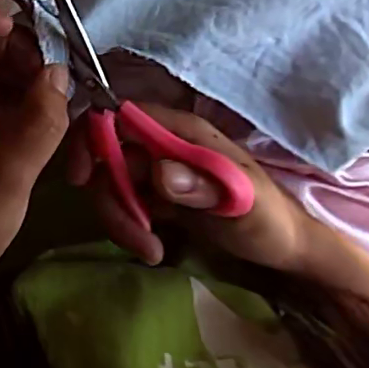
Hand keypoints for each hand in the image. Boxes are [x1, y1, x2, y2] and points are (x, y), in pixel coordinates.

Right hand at [66, 104, 331, 272]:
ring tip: (152, 250)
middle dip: (110, 198)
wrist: (286, 249)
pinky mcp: (159, 196)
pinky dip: (129, 227)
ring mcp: (161, 171)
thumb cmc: (271, 220)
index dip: (93, 139)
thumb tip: (158, 171)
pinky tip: (154, 248)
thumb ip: (206, 186)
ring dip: (120, 218)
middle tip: (137, 236)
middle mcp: (166, 145)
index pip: (121, 117)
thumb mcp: (245, 206)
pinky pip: (126, 203)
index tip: (82, 179)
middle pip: (109, 156)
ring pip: (112, 183)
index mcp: (184, 133)